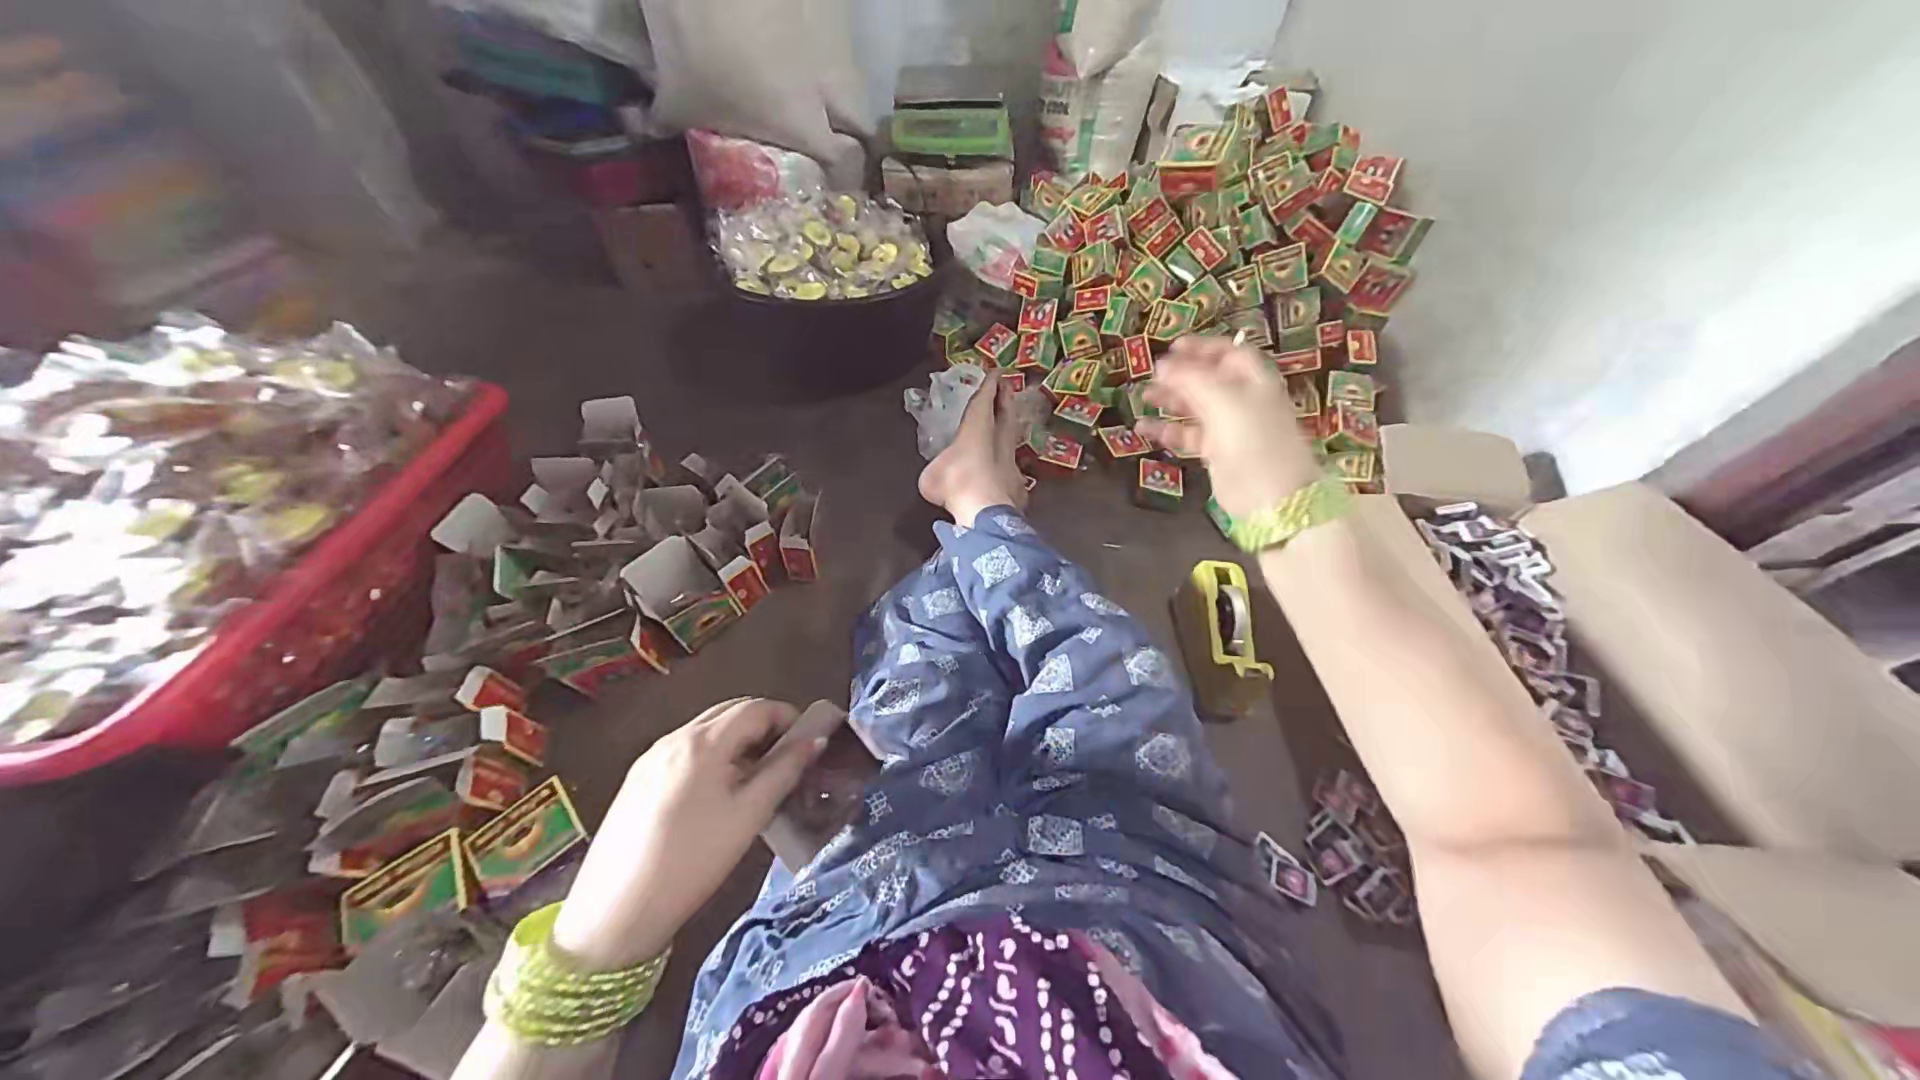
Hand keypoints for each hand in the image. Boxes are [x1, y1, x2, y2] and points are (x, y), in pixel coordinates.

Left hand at [550, 697, 822, 970]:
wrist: (613, 915)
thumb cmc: (692, 862)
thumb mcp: (749, 815)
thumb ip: (784, 771)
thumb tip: (815, 739)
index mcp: (702, 741)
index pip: (756, 707)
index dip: (789, 717)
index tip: (808, 742)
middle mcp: (674, 738)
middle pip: (730, 712)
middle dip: (765, 726)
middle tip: (788, 758)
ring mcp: (651, 757)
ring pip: (708, 730)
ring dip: (739, 740)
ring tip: (758, 778)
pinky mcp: (638, 779)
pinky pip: (686, 750)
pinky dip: (714, 755)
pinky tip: (720, 793)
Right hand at [1137, 335, 1323, 518]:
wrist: (1271, 494)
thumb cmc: (1255, 440)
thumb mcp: (1226, 401)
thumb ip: (1193, 380)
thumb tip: (1164, 366)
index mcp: (1254, 381)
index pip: (1229, 353)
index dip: (1204, 346)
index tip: (1174, 346)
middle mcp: (1242, 400)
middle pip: (1209, 378)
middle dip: (1181, 373)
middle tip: (1153, 373)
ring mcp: (1229, 427)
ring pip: (1195, 406)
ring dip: (1170, 399)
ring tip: (1145, 396)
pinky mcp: (1216, 451)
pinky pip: (1187, 434)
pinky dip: (1166, 430)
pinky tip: (1144, 428)